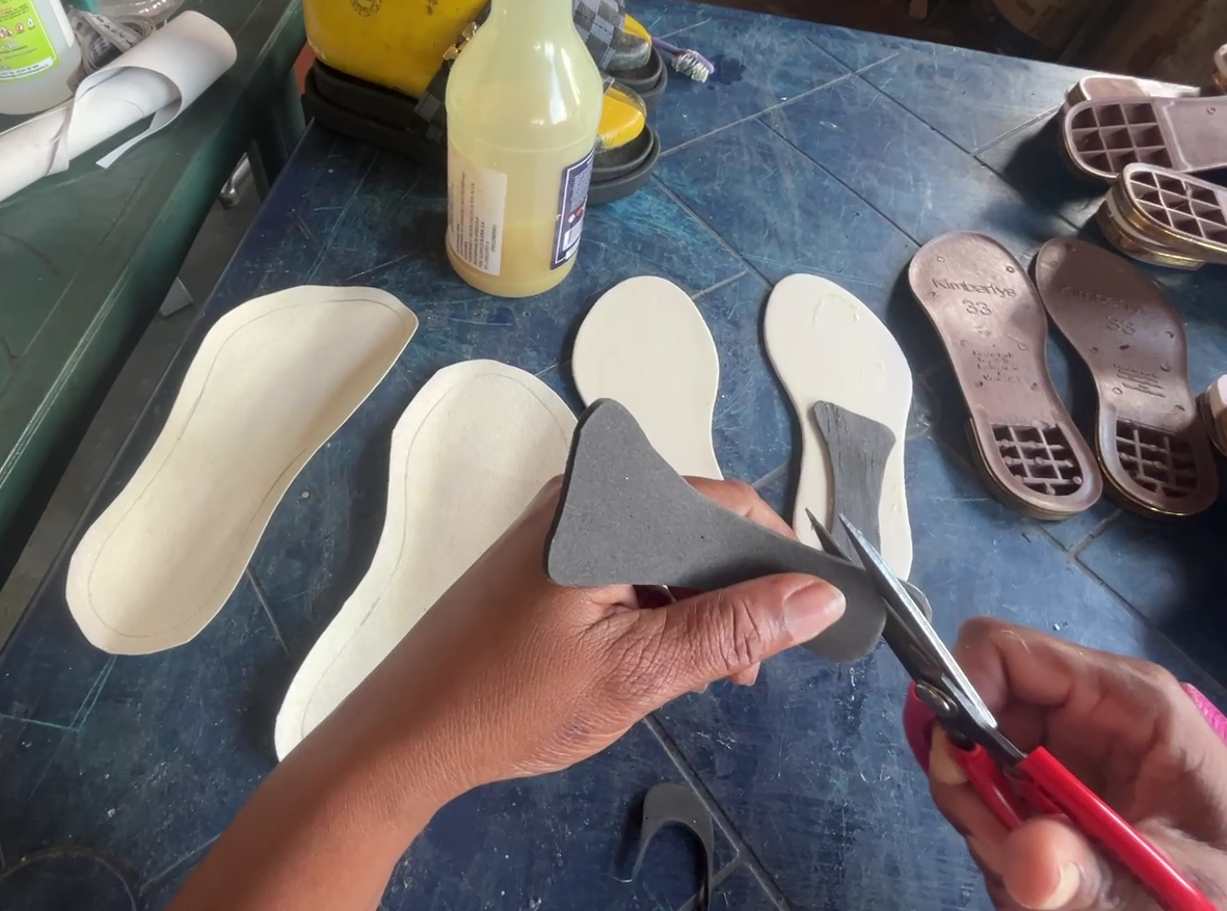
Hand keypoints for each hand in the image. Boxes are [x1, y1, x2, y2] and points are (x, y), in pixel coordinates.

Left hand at [294, 476, 846, 799]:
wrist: (410, 728)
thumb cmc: (513, 699)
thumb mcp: (636, 670)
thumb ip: (728, 627)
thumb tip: (815, 597)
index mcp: (602, 506)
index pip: (719, 504)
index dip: (772, 555)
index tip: (803, 616)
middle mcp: (581, 498)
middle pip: (689, 523)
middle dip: (732, 587)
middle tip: (747, 661)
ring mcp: (561, 525)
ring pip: (659, 547)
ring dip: (696, 600)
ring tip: (711, 667)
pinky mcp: (549, 555)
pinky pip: (625, 562)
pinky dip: (656, 601)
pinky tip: (663, 649)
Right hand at [925, 619, 1226, 910]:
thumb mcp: (1198, 898)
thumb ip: (1104, 879)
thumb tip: (1022, 863)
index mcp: (1125, 700)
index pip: (1001, 649)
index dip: (961, 691)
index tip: (959, 766)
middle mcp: (1085, 711)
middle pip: (976, 708)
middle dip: (971, 778)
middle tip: (999, 848)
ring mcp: (1066, 750)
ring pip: (975, 760)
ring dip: (984, 821)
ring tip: (1036, 885)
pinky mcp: (1056, 790)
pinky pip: (992, 797)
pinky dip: (998, 843)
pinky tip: (1043, 887)